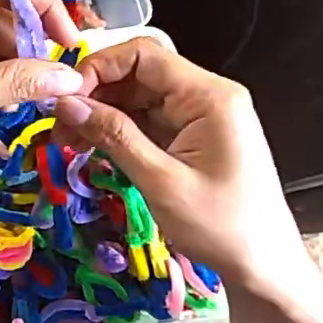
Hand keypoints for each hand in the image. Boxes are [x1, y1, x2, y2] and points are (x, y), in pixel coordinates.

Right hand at [51, 37, 311, 296]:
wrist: (263, 267)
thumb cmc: (221, 226)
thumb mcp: (161, 181)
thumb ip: (114, 136)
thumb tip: (68, 104)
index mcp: (209, 96)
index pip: (144, 55)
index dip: (99, 67)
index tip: (65, 97)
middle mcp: (204, 97)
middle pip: (137, 74)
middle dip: (94, 95)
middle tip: (59, 127)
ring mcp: (197, 117)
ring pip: (136, 98)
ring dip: (100, 114)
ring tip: (68, 142)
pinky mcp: (188, 136)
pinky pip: (145, 120)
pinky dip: (115, 131)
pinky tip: (90, 147)